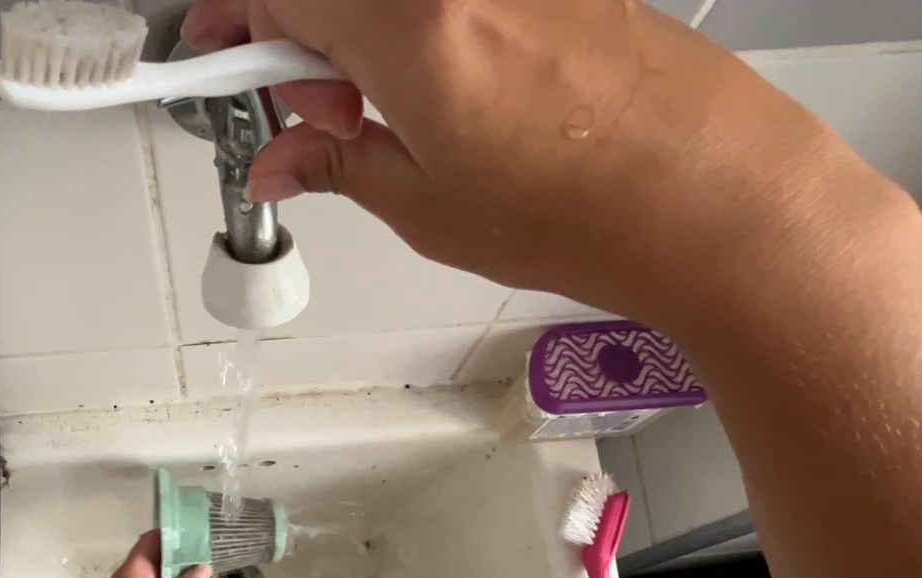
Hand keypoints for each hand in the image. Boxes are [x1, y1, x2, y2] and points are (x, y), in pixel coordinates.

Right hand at [181, 0, 908, 334]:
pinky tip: (440, 97)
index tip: (214, 57)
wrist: (706, 197)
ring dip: (360, 40)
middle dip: (298, 42)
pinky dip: (417, 33)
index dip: (231, 23)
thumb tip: (281, 164)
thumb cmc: (576, 210)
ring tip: (384, 119)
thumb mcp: (423, 207)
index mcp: (410, 25)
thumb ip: (337, 165)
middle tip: (313, 117)